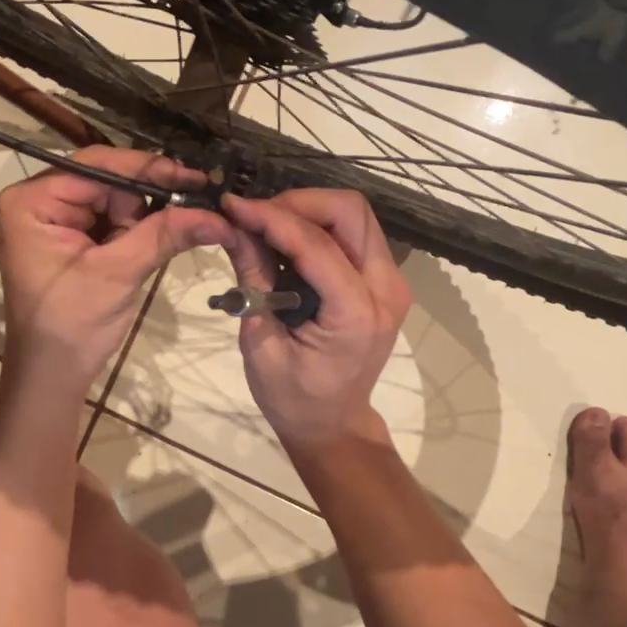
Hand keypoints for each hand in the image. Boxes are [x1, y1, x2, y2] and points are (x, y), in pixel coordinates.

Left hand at [0, 147, 232, 392]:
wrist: (51, 375)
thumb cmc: (72, 325)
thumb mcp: (118, 274)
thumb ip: (163, 236)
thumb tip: (217, 217)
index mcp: (31, 201)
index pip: (96, 166)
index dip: (147, 169)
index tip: (193, 179)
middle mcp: (38, 201)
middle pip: (107, 181)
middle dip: (148, 198)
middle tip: (193, 207)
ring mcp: (54, 221)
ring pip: (114, 201)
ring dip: (145, 218)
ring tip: (180, 228)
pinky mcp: (70, 241)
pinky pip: (110, 222)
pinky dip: (137, 231)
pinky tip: (162, 238)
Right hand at [219, 189, 412, 448]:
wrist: (333, 423)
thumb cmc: (293, 398)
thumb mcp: (262, 346)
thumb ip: (253, 284)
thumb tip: (235, 230)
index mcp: (356, 315)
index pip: (316, 245)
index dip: (272, 218)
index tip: (234, 206)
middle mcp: (385, 290)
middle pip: (350, 212)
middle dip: (298, 202)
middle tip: (257, 217)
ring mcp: (392, 283)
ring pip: (355, 217)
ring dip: (309, 210)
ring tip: (268, 226)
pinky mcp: (386, 281)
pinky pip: (355, 234)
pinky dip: (320, 226)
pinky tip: (288, 241)